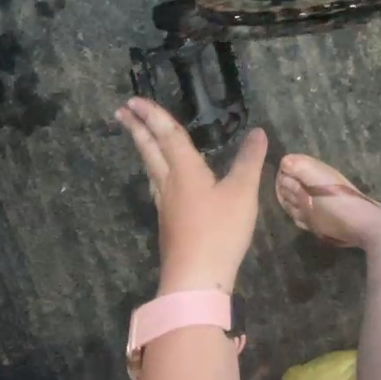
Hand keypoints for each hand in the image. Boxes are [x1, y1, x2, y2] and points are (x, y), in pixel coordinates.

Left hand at [115, 98, 267, 295]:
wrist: (195, 279)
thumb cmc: (220, 231)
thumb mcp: (242, 192)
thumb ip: (249, 160)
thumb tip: (258, 131)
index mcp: (185, 170)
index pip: (168, 135)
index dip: (154, 116)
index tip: (134, 100)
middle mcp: (169, 183)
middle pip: (150, 150)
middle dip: (137, 129)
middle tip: (122, 111)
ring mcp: (166, 204)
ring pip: (150, 168)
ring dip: (143, 148)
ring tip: (138, 137)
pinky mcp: (169, 221)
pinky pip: (157, 184)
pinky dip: (154, 169)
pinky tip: (160, 178)